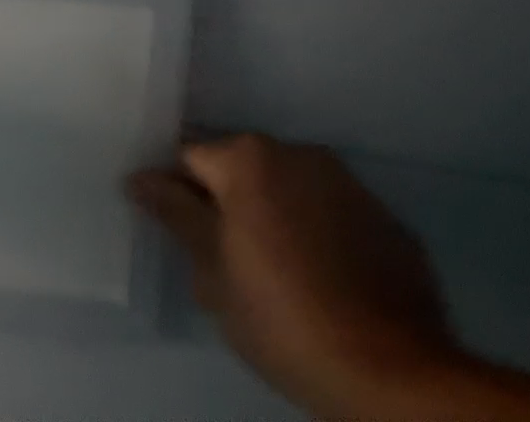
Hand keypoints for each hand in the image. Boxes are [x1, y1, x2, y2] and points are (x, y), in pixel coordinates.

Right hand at [128, 135, 459, 415]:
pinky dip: (317, 235)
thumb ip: (174, 213)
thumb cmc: (280, 315)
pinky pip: (333, 216)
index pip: (190, 161)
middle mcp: (301, 155)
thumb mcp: (210, 270)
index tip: (178, 236)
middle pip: (242, 170)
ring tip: (273, 273)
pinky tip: (318, 281)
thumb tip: (139, 178)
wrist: (390, 373)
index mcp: (249, 160)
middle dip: (226, 204)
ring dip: (273, 216)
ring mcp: (352, 186)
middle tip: (220, 260)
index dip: (176, 196)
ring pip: (290, 191)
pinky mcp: (389, 223)